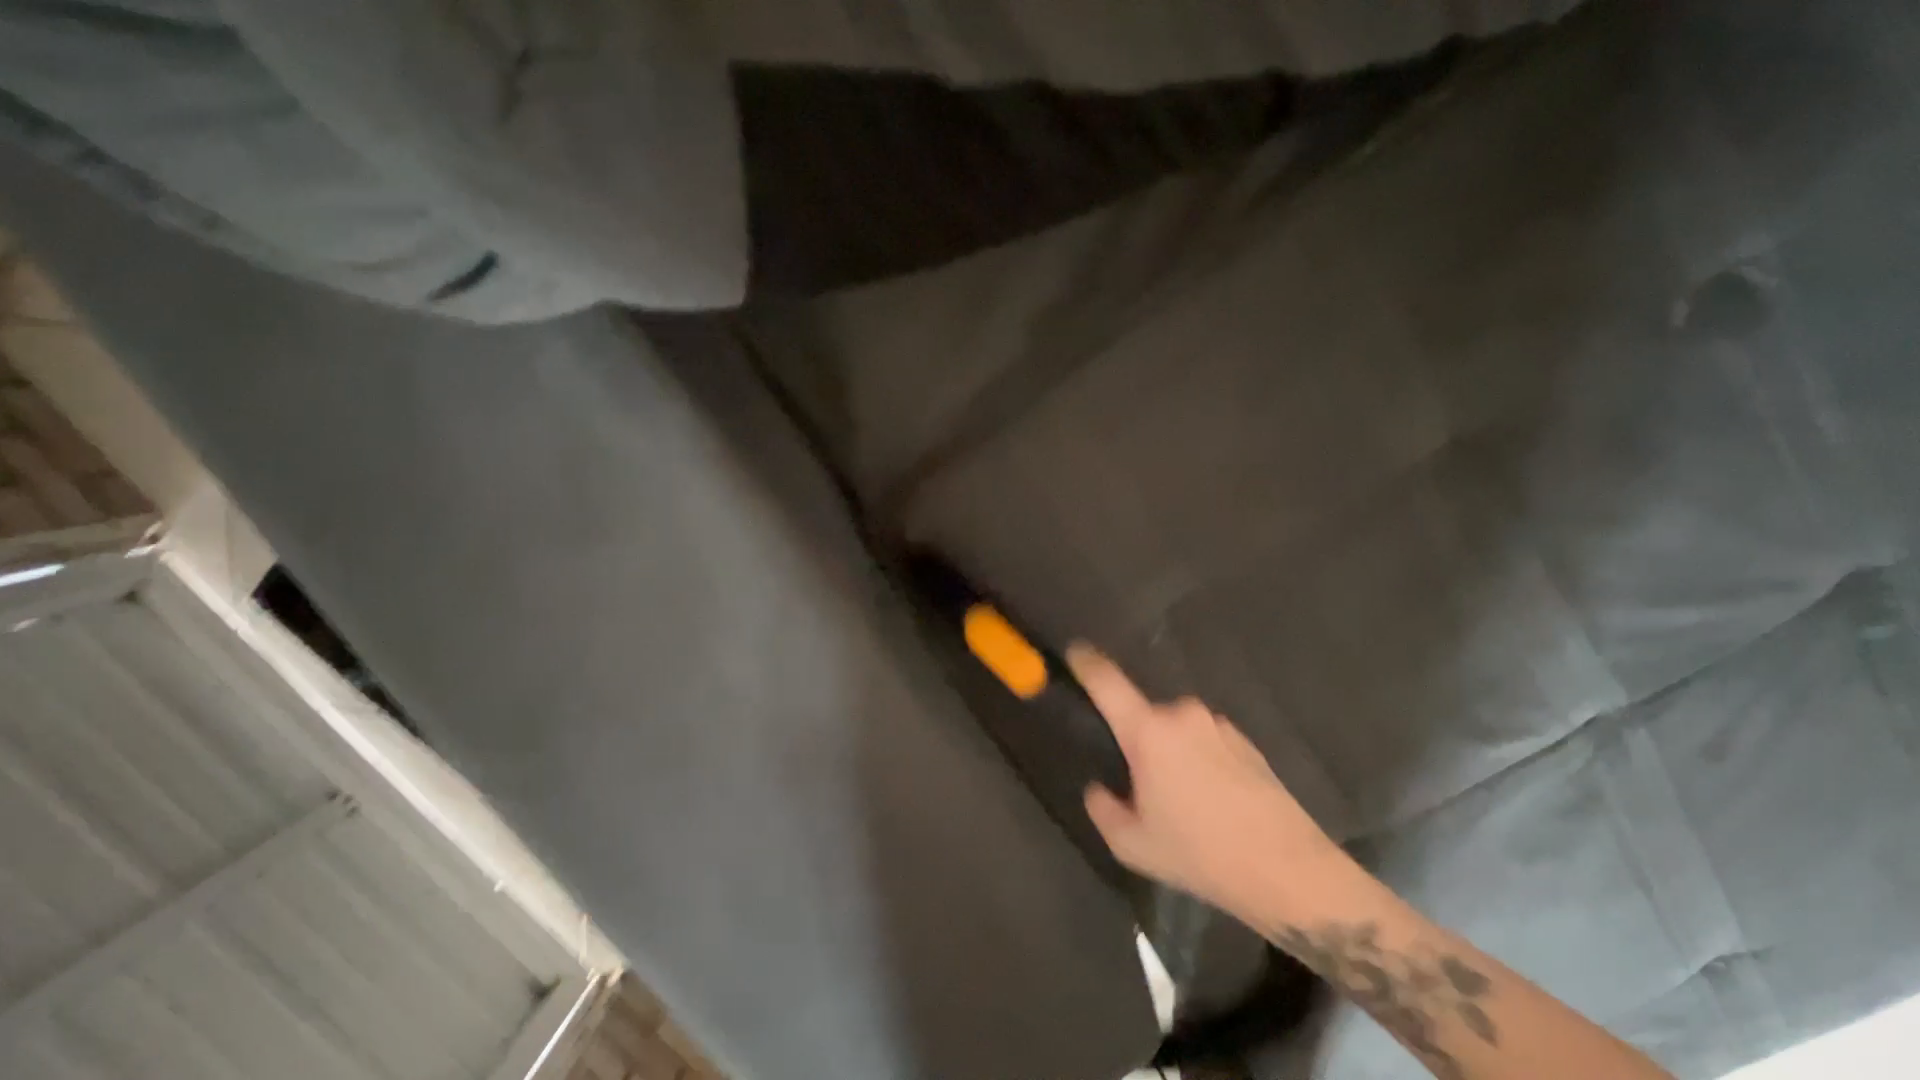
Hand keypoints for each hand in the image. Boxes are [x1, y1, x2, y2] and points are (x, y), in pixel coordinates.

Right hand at [1068, 644, 1344, 922]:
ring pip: (1177, 732)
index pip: (1108, 683)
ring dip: (1171, 755)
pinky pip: (1206, 743)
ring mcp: (1220, 726)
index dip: (1087, 663)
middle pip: (1145, 716)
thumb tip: (1100, 788)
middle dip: (1137, 742)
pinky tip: (1212, 804)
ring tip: (1181, 803)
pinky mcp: (1247, 742)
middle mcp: (1184, 716)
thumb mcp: (1131, 844)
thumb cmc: (1198, 853)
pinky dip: (1200, 763)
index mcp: (1149, 732)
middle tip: (1139, 786)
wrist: (1285, 869)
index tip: (1074, 652)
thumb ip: (1102, 808)